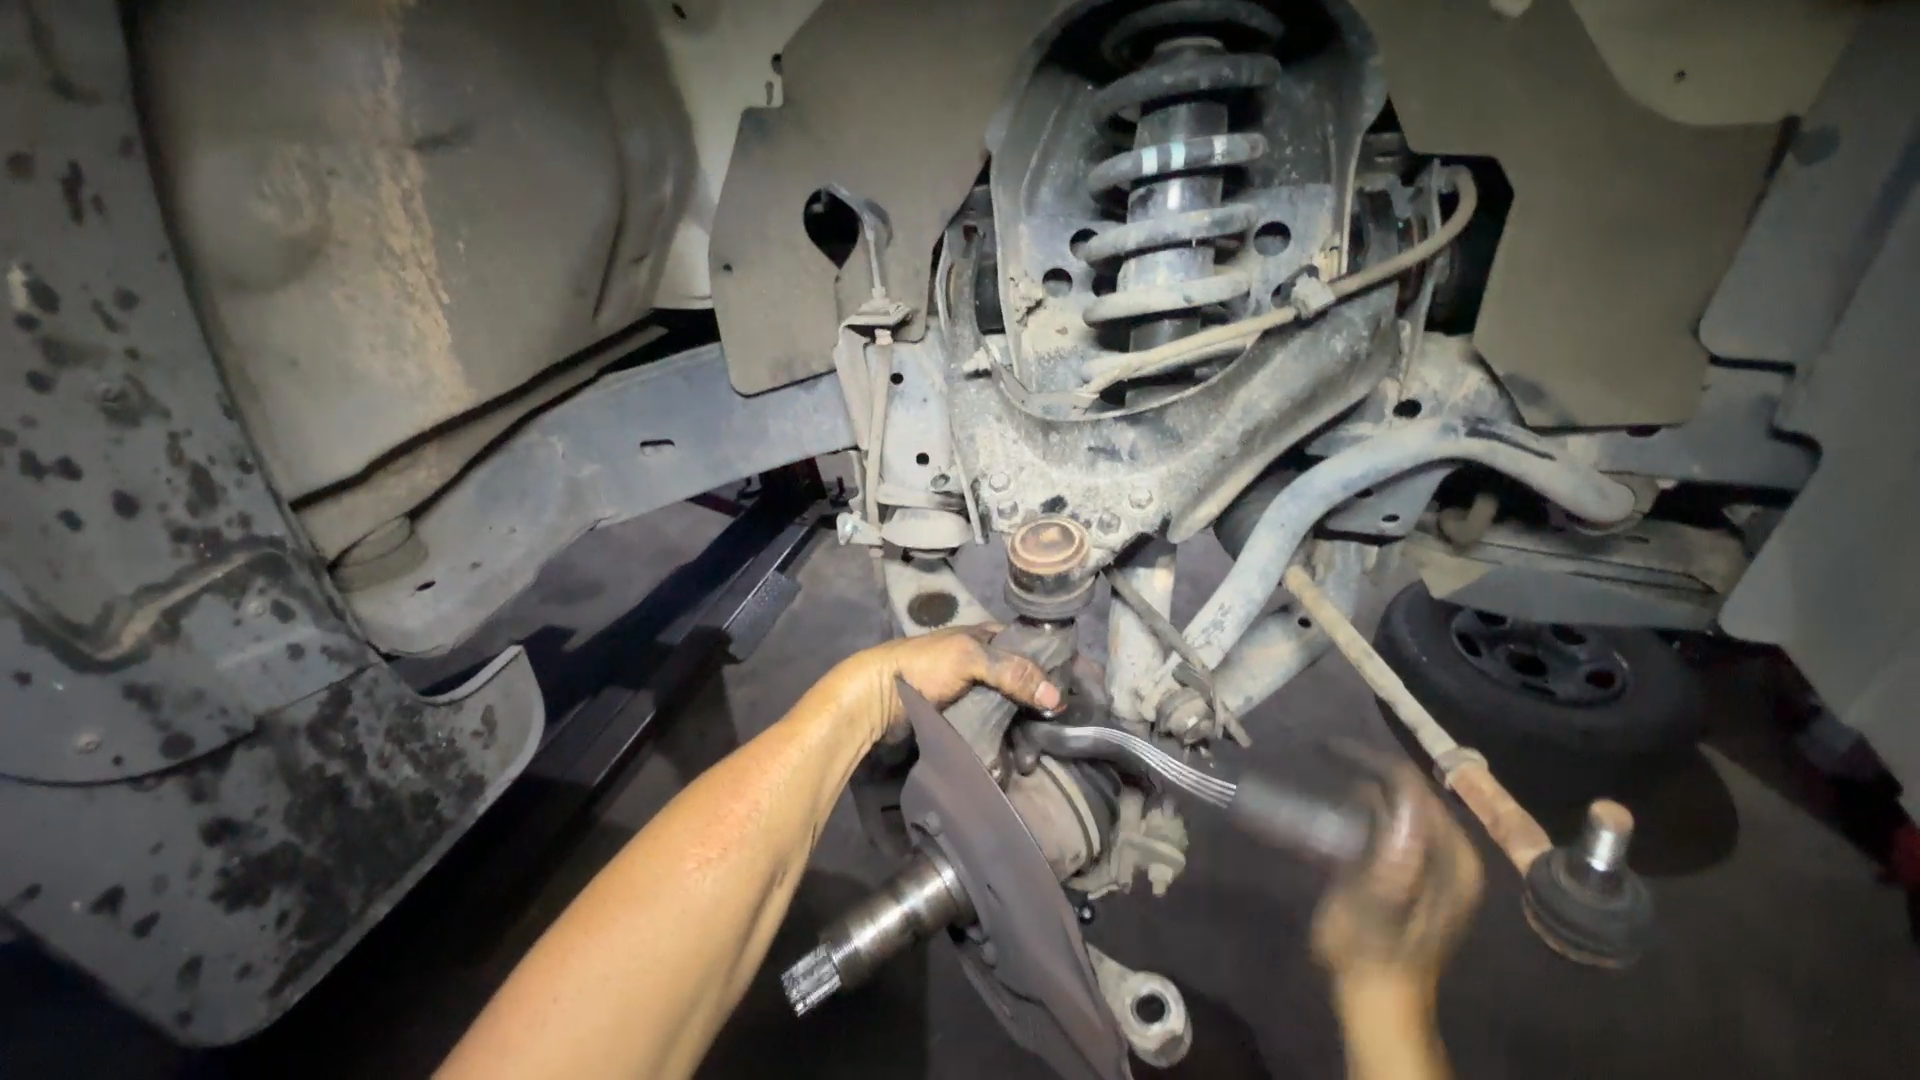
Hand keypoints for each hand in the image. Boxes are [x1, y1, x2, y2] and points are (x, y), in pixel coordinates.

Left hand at [817, 625, 1063, 744]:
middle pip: (1028, 685)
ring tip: (1038, 754)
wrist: (875, 699)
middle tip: (1066, 730)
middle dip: (1045, 707)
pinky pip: (996, 733)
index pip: (1036, 648)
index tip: (1084, 690)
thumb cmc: (922, 667)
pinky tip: (1019, 760)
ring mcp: (976, 696)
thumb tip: (1055, 697)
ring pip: (1014, 713)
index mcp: (989, 639)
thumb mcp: (969, 657)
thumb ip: (1012, 672)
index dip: (1059, 666)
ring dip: (1027, 733)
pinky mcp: (965, 723)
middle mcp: (987, 665)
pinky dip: (1008, 745)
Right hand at [1312, 753, 1483, 986]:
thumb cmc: (1370, 953)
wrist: (1377, 994)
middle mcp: (1452, 853)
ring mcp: (1437, 860)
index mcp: (1452, 859)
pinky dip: (1368, 808)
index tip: (1326, 750)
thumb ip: (1390, 860)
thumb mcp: (1375, 908)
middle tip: (1322, 758)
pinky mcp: (1417, 867)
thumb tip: (1396, 812)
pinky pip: (1395, 820)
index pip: (1413, 788)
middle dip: (1367, 770)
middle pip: (1409, 791)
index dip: (1371, 762)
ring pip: (1401, 803)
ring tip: (1326, 774)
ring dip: (1365, 787)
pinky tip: (1339, 806)